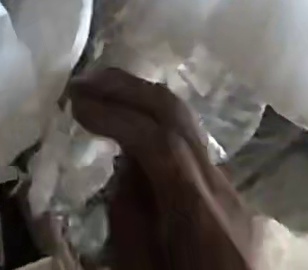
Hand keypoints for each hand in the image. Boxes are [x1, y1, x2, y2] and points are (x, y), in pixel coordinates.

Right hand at [70, 69, 255, 269]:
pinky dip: (151, 121)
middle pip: (176, 116)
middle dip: (125, 88)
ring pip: (184, 120)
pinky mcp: (228, 193)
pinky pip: (187, 141)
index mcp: (205, 223)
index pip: (161, 144)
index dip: (116, 116)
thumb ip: (127, 218)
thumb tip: (119, 166)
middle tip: (82, 83)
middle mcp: (225, 194)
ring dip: (137, 97)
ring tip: (98, 92)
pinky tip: (124, 123)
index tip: (76, 105)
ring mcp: (232, 190)